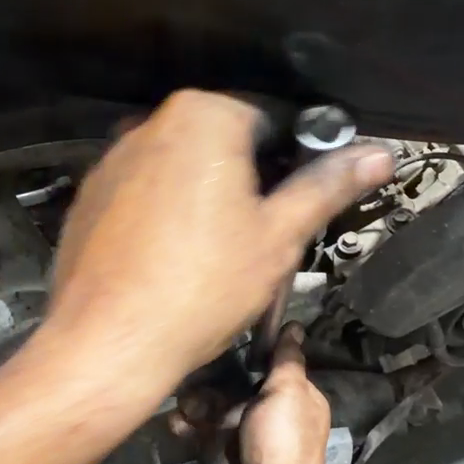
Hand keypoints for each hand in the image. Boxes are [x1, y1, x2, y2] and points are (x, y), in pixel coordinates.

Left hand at [38, 90, 391, 397]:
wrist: (110, 345)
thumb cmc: (199, 292)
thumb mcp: (278, 239)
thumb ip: (325, 188)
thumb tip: (374, 157)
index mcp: (204, 117)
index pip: (270, 124)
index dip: (289, 171)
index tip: (289, 214)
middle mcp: (150, 125)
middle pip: (221, 150)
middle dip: (244, 190)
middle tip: (254, 248)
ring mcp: (112, 163)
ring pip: (179, 178)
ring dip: (202, 209)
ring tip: (209, 267)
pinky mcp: (89, 202)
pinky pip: (141, 203)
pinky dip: (161, 227)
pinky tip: (170, 270)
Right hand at [173, 324, 333, 463]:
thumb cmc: (284, 443)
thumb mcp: (290, 393)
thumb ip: (286, 359)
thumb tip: (294, 326)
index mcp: (290, 394)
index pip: (265, 361)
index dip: (244, 349)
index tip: (219, 331)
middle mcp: (264, 409)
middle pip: (230, 380)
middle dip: (209, 378)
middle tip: (193, 377)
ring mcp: (238, 430)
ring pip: (208, 403)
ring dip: (192, 401)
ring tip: (186, 407)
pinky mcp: (216, 449)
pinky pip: (196, 429)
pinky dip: (185, 425)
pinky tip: (177, 425)